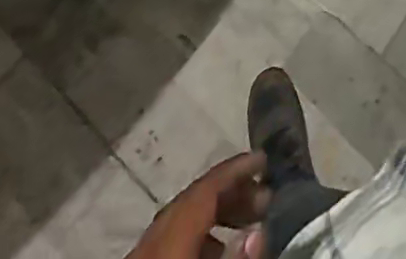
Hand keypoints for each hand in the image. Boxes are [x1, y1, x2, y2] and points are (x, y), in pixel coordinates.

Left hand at [127, 152, 269, 258]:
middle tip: (264, 191)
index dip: (235, 168)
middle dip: (229, 189)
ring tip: (248, 219)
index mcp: (169, 234)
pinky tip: (218, 245)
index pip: (203, 189)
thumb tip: (258, 231)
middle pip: (192, 199)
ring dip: (215, 210)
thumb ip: (234, 257)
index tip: (262, 156)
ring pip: (180, 217)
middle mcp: (151, 236)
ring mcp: (141, 250)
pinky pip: (170, 236)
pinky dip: (197, 230)